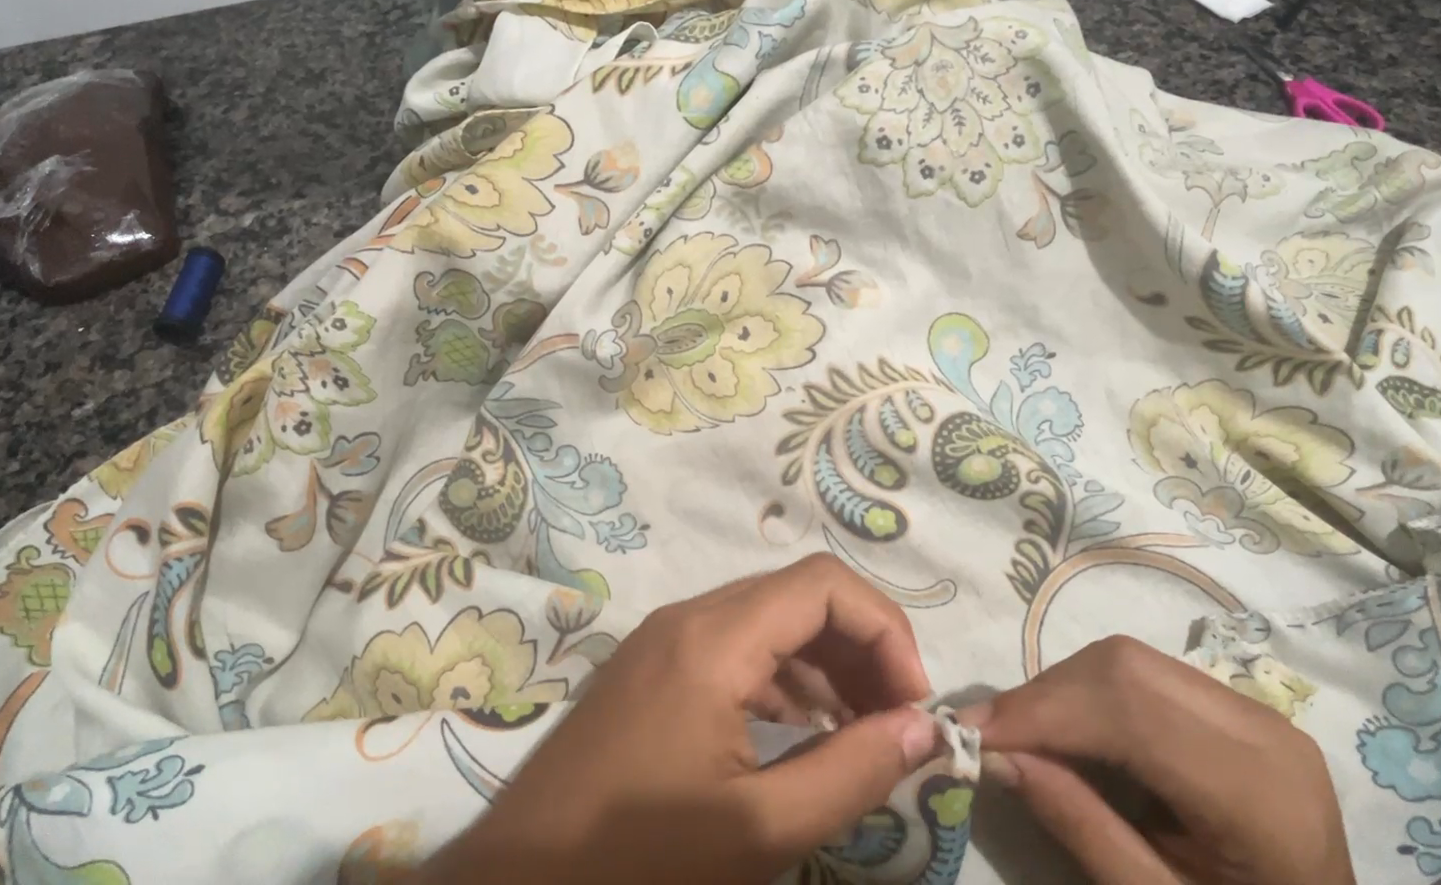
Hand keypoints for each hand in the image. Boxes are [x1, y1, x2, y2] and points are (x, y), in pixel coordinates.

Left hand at [417, 554, 942, 883]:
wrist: (517, 883)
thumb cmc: (640, 858)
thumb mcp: (759, 831)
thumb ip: (851, 772)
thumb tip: (923, 728)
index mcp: (713, 639)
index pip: (824, 585)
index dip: (885, 631)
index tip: (913, 705)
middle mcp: (686, 618)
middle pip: (798, 595)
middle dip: (860, 648)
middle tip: (895, 722)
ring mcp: (661, 641)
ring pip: (766, 620)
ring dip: (823, 664)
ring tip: (859, 731)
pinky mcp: (648, 670)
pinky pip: (732, 649)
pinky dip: (781, 679)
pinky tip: (799, 732)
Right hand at [957, 635, 1353, 884]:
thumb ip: (1081, 828)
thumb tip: (999, 756)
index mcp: (1258, 794)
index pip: (1128, 711)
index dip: (1040, 712)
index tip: (968, 733)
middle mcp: (1262, 731)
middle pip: (1123, 668)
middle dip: (1042, 696)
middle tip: (984, 735)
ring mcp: (1255, 713)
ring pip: (1127, 659)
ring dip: (1060, 690)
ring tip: (1019, 736)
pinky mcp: (1238, 709)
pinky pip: (1143, 673)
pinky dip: (1087, 693)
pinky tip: (1064, 731)